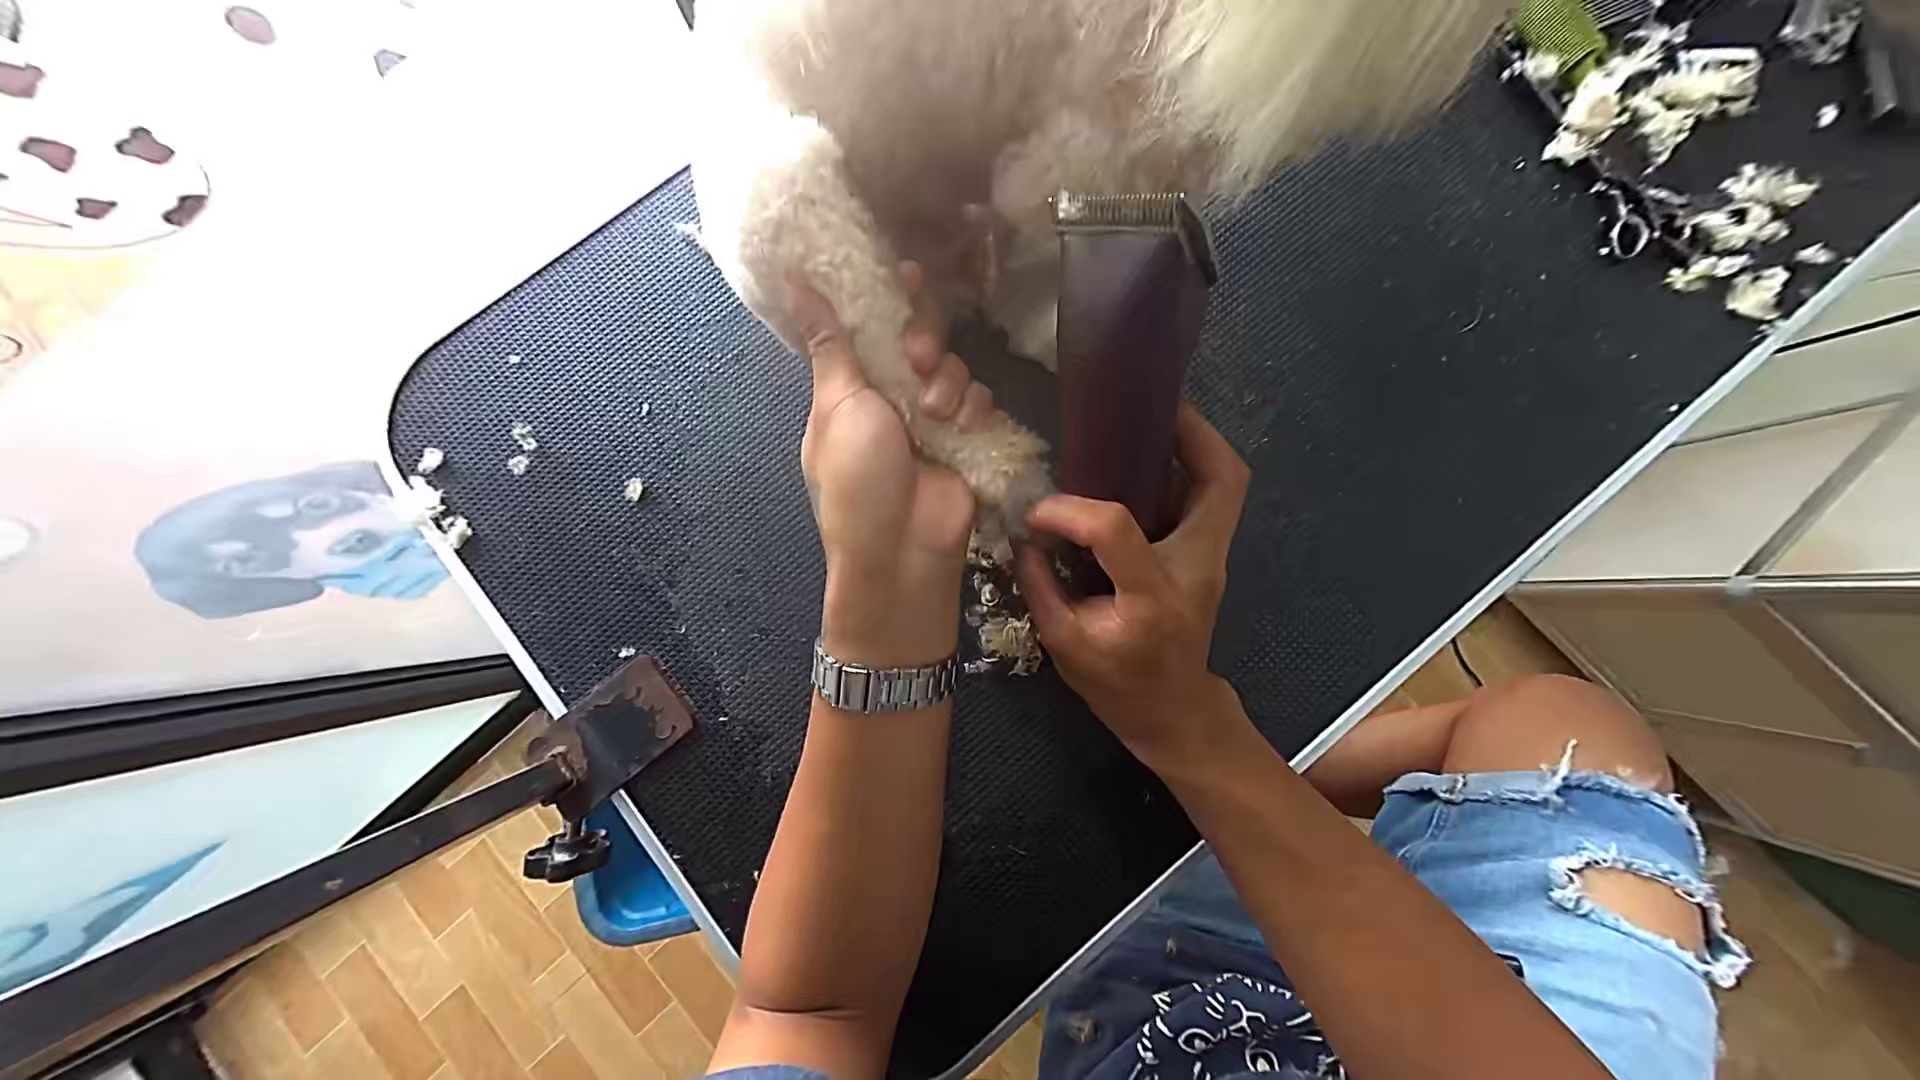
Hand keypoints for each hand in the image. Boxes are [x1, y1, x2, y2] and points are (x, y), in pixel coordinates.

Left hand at [789, 263, 992, 666]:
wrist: (902, 550)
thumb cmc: (857, 478)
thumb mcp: (838, 406)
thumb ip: (830, 343)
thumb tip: (794, 283)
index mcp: (853, 386)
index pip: (872, 327)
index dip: (888, 298)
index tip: (906, 273)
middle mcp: (893, 397)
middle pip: (921, 339)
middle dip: (924, 341)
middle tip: (918, 357)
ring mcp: (932, 418)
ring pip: (956, 367)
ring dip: (947, 383)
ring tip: (932, 416)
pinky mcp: (966, 438)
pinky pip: (981, 400)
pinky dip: (972, 410)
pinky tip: (958, 428)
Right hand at [1014, 403, 1252, 765]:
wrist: (1173, 712)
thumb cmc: (1117, 686)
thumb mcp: (1064, 643)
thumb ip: (1039, 584)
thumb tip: (1025, 534)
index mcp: (1151, 600)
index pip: (1116, 530)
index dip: (1071, 511)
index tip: (1039, 512)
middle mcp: (1195, 571)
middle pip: (1222, 484)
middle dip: (1192, 433)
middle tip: (1149, 407)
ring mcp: (1211, 562)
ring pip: (1223, 485)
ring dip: (1192, 445)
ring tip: (1147, 421)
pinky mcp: (1208, 558)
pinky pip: (1207, 499)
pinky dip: (1182, 470)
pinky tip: (1143, 461)